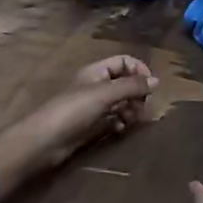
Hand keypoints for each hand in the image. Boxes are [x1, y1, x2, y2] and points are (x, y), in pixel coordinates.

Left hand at [11, 55, 156, 168]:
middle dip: (137, 92)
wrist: (45, 140)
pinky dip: (120, 122)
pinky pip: (113, 119)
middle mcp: (96, 85)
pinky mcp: (91, 125)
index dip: (139, 70)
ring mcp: (93, 106)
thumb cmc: (73, 110)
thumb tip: (156, 81)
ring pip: (121, 102)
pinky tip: (120, 129)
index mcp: (97, 71)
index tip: (151, 87)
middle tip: (143, 107)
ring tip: (132, 119)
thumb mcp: (104, 94)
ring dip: (130, 108)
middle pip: (124, 82)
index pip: (124, 62)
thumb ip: (131, 86)